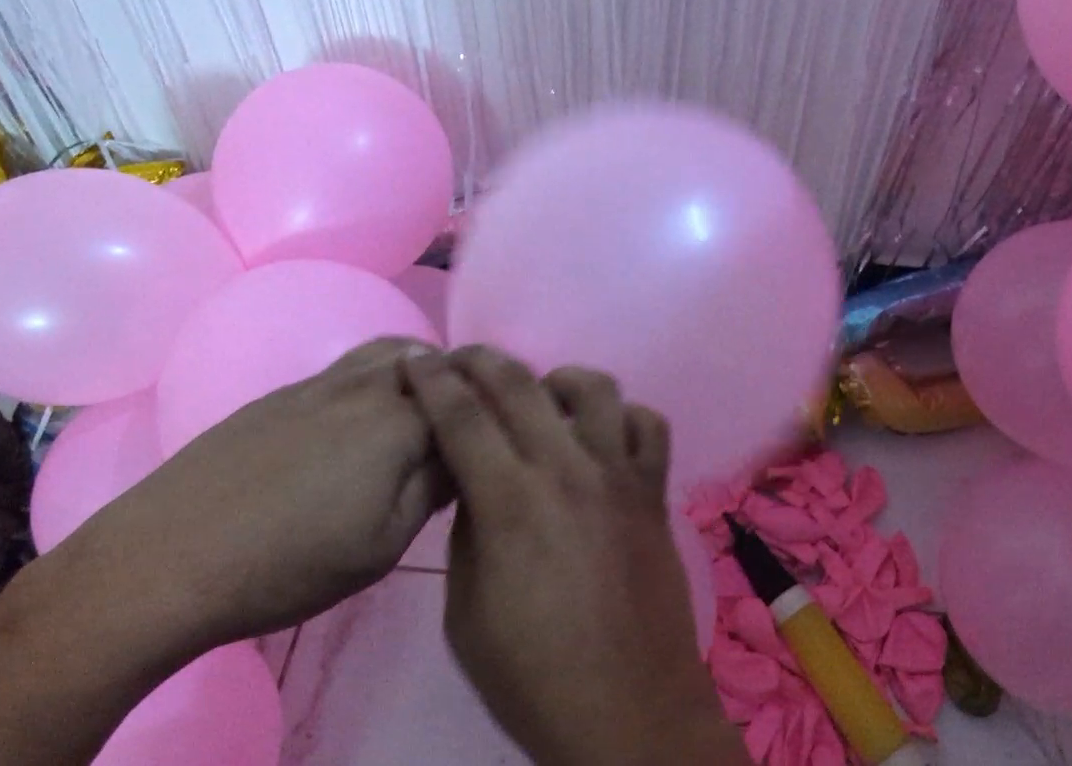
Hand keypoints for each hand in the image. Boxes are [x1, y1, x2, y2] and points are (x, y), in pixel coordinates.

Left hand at [63, 336, 449, 655]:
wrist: (166, 559)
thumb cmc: (288, 564)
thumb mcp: (382, 547)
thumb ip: (432, 491)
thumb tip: (459, 457)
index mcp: (399, 422)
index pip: (466, 403)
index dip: (487, 420)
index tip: (493, 445)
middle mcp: (365, 386)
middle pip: (431, 360)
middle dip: (457, 382)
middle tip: (464, 425)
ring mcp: (318, 383)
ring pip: (387, 352)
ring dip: (416, 370)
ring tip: (418, 412)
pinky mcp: (280, 394)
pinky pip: (348, 367)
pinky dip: (376, 377)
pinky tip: (357, 425)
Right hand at [402, 346, 747, 765]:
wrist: (627, 711)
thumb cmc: (531, 676)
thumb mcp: (465, 614)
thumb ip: (468, 534)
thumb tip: (476, 486)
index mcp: (508, 502)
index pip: (460, 415)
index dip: (432, 380)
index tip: (417, 359)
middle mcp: (565, 470)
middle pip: (519, 384)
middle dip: (482, 360)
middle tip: (462, 359)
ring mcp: (618, 476)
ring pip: (594, 388)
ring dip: (557, 379)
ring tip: (541, 397)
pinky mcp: (654, 493)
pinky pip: (649, 426)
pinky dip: (624, 416)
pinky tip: (604, 435)